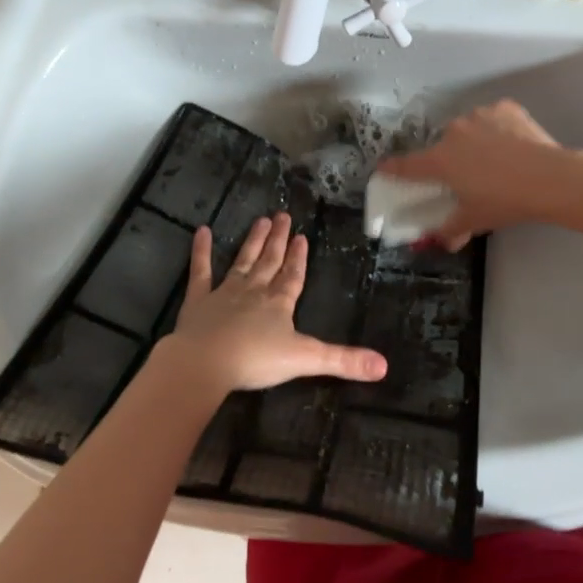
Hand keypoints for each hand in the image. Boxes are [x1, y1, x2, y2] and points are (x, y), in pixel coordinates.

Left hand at [164, 213, 387, 393]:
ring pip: (242, 261)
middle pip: (269, 262)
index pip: (293, 276)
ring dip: (252, 242)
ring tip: (261, 220)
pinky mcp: (198, 300)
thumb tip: (384, 366)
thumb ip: (343, 361)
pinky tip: (202, 231)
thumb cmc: (256, 360)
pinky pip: (200, 271)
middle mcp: (254, 291)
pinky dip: (201, 251)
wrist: (206, 362)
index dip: (298, 258)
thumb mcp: (306, 360)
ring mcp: (225, 292)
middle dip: (278, 240)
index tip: (302, 236)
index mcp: (280, 303)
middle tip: (282, 215)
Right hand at [376, 99, 562, 251]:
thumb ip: (452, 230)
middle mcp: (453, 132)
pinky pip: (493, 119)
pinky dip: (498, 130)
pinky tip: (513, 145)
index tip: (383, 169)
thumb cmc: (505, 201)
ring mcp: (479, 115)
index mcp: (440, 160)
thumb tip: (444, 241)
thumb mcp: (475, 220)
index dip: (392, 169)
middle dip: (450, 159)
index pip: (407, 166)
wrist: (550, 178)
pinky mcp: (504, 107)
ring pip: (469, 129)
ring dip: (475, 142)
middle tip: (468, 177)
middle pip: (443, 146)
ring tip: (496, 161)